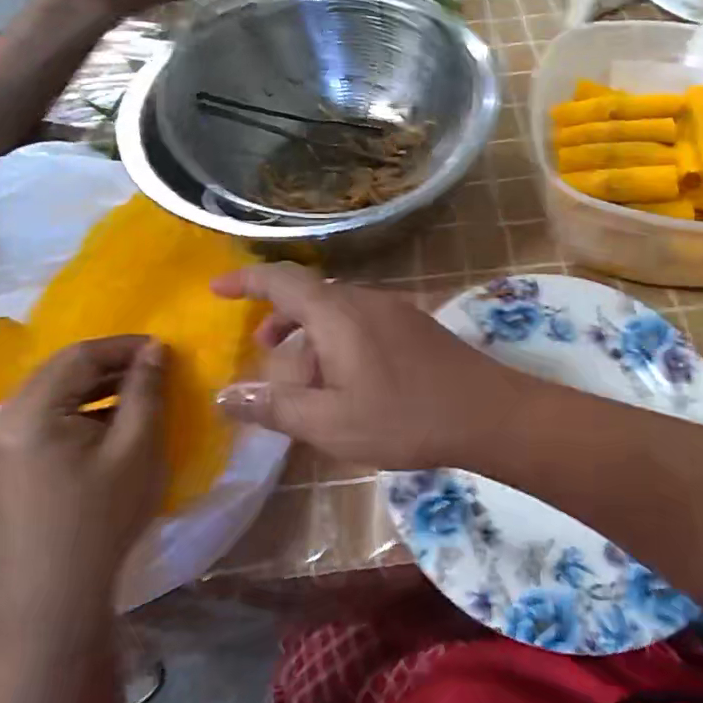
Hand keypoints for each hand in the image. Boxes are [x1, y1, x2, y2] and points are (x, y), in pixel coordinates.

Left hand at [0, 337, 167, 618]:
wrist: (48, 602)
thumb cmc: (100, 520)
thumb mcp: (136, 449)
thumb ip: (146, 391)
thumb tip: (155, 350)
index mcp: (27, 415)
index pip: (77, 356)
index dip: (124, 346)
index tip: (164, 349)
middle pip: (58, 374)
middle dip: (109, 366)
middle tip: (155, 371)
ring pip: (48, 398)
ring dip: (93, 390)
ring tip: (137, 397)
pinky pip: (38, 423)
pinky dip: (75, 414)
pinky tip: (105, 429)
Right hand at [210, 264, 540, 469]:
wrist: (486, 412)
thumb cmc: (403, 418)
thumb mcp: (329, 423)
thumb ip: (275, 406)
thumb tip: (226, 394)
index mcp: (338, 314)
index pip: (281, 280)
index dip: (245, 281)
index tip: (216, 291)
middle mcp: (366, 300)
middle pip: (310, 296)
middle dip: (278, 319)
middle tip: (262, 351)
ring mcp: (396, 310)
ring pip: (338, 311)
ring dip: (310, 335)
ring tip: (303, 376)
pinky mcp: (416, 326)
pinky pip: (363, 322)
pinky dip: (338, 340)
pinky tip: (347, 379)